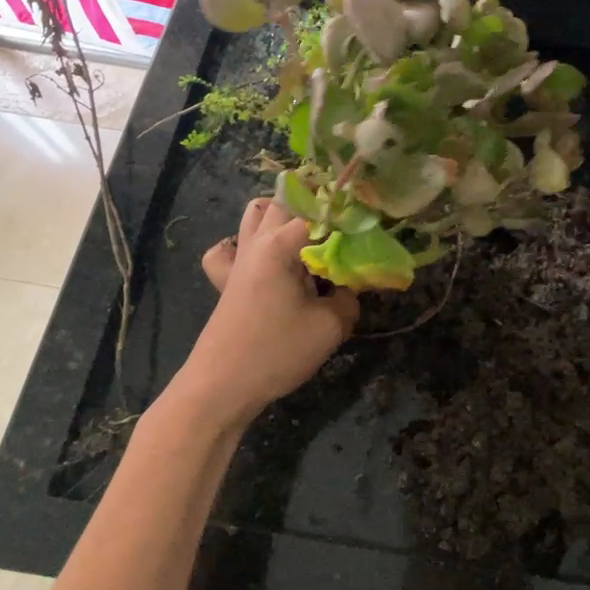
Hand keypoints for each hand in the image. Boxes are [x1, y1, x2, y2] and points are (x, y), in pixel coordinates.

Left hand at [171, 198, 359, 422]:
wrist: (219, 388)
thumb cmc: (275, 352)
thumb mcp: (329, 328)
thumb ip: (348, 300)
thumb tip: (350, 288)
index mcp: (280, 245)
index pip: (319, 211)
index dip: (347, 214)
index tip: (370, 224)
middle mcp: (256, 243)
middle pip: (285, 201)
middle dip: (316, 204)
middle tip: (343, 225)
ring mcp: (237, 260)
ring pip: (255, 215)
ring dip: (282, 216)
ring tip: (309, 236)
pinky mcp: (226, 282)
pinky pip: (230, 249)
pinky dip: (245, 245)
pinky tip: (264, 261)